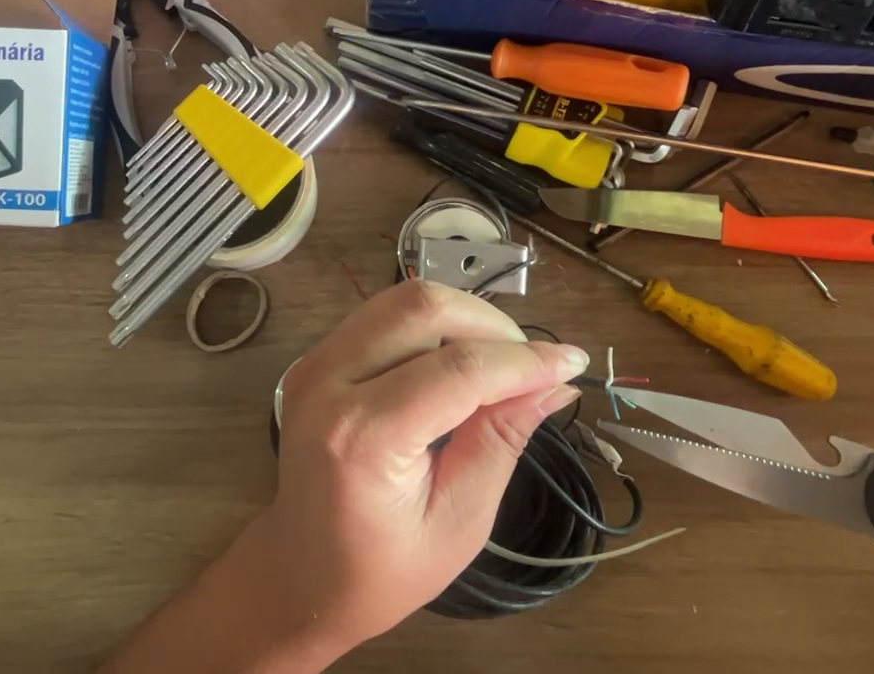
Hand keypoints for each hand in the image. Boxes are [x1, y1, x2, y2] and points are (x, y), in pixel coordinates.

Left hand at [98, 280, 588, 673]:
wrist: (301, 572)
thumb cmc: (383, 568)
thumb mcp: (459, 520)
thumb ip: (502, 438)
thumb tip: (555, 380)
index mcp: (360, 437)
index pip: (456, 370)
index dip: (523, 360)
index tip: (572, 362)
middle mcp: (327, 382)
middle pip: (419, 307)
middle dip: (488, 323)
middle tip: (528, 364)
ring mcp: (314, 363)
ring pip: (400, 300)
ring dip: (460, 318)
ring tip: (497, 364)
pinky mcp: (316, 357)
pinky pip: (382, 316)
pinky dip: (430, 326)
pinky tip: (456, 363)